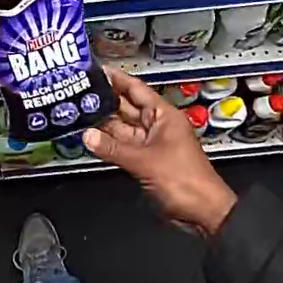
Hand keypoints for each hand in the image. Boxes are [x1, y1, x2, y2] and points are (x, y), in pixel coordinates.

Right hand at [85, 67, 237, 235]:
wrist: (203, 213)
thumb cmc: (184, 180)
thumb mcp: (145, 161)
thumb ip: (114, 148)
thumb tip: (88, 136)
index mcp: (164, 115)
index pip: (136, 89)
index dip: (117, 78)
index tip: (97, 70)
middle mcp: (158, 125)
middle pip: (127, 107)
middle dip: (105, 101)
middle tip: (80, 92)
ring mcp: (152, 143)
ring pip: (124, 128)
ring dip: (105, 123)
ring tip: (80, 113)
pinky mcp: (148, 160)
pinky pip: (125, 146)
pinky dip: (110, 143)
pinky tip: (92, 138)